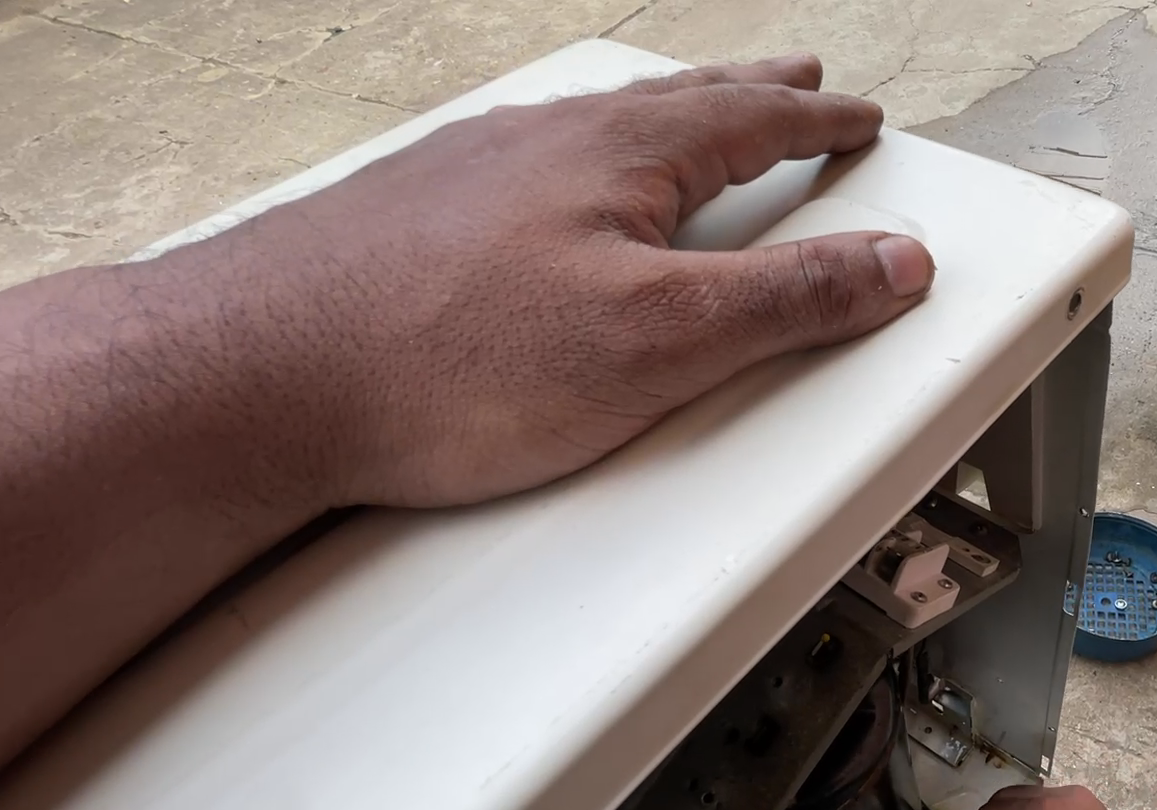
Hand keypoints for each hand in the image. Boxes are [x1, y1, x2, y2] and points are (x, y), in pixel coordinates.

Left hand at [136, 54, 934, 508]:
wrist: (259, 383)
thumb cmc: (461, 360)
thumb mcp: (666, 338)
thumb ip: (790, 299)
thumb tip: (897, 263)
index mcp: (621, 158)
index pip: (753, 119)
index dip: (820, 120)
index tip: (859, 116)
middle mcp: (552, 146)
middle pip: (684, 102)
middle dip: (758, 94)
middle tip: (799, 81)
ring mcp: (489, 176)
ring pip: (616, 129)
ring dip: (684, 120)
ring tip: (713, 121)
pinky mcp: (441, 222)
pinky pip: (554, 166)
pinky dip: (607, 162)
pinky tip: (594, 187)